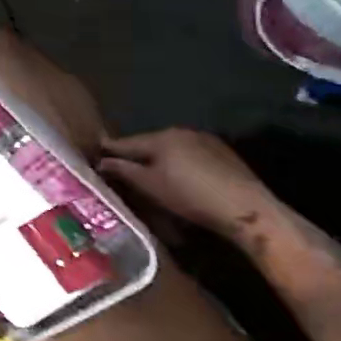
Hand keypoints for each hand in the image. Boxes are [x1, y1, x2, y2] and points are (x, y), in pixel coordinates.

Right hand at [98, 129, 279, 236]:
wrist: (246, 209)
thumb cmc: (189, 195)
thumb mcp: (149, 185)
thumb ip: (123, 170)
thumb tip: (101, 161)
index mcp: (161, 136)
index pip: (126, 142)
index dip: (108, 149)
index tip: (94, 154)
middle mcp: (182, 131)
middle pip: (149, 143)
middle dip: (135, 154)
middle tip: (121, 168)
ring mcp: (206, 141)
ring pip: (171, 148)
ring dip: (158, 159)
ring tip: (149, 174)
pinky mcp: (224, 154)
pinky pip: (190, 154)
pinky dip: (178, 163)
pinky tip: (178, 178)